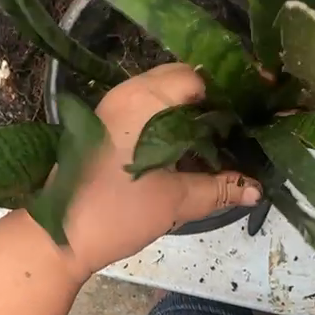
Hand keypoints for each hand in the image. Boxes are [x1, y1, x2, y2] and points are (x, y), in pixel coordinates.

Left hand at [54, 64, 260, 280]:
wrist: (56, 238)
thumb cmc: (114, 213)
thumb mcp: (174, 202)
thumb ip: (219, 189)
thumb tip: (256, 189)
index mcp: (143, 101)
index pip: (198, 76)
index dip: (231, 90)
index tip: (259, 105)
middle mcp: (126, 95)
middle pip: (182, 82)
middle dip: (214, 102)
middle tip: (244, 128)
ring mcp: (112, 111)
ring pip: (164, 99)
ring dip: (193, 116)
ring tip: (224, 142)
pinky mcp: (105, 131)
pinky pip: (148, 115)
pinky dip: (172, 127)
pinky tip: (192, 154)